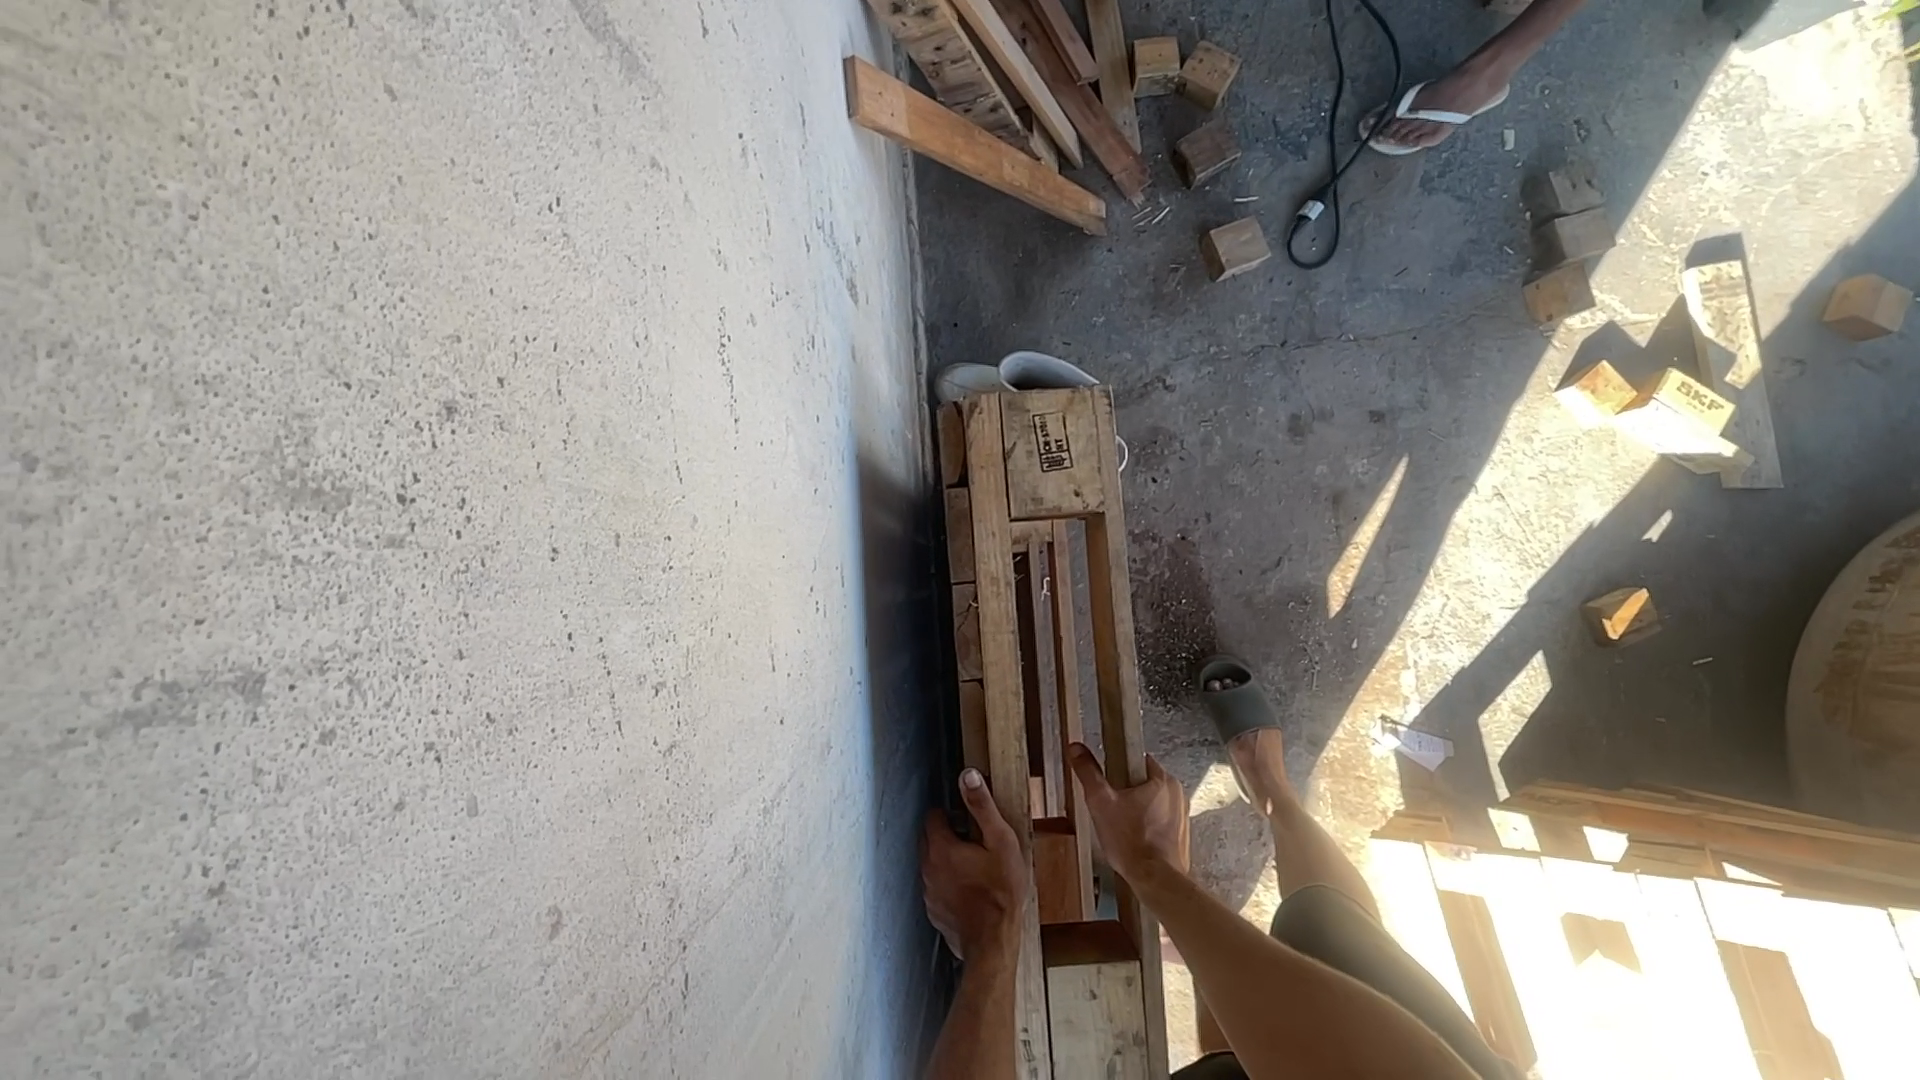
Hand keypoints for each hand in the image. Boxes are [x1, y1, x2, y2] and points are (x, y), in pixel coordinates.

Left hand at [921, 768, 1030, 961]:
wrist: (994, 943)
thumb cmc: (1001, 892)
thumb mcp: (1000, 842)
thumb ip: (982, 806)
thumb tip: (968, 775)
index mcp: (941, 848)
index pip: (933, 815)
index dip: (951, 812)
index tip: (968, 819)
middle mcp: (928, 868)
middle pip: (929, 838)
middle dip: (947, 833)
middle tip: (974, 840)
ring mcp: (929, 892)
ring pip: (933, 863)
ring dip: (948, 859)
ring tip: (975, 864)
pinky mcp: (934, 911)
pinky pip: (937, 886)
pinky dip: (949, 882)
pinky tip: (971, 888)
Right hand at [1067, 743, 1189, 883]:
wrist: (1154, 880)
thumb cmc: (1129, 841)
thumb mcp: (1100, 802)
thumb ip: (1088, 772)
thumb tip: (1076, 747)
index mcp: (1162, 779)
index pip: (1137, 759)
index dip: (1119, 768)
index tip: (1108, 782)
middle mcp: (1177, 793)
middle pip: (1144, 781)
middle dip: (1127, 791)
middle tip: (1111, 807)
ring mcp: (1182, 814)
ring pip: (1152, 801)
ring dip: (1138, 808)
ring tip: (1121, 825)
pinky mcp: (1181, 834)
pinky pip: (1160, 820)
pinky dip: (1148, 825)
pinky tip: (1134, 838)